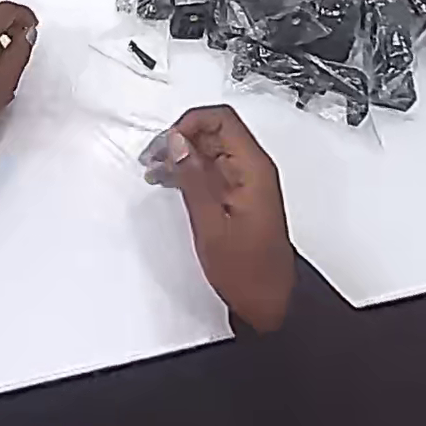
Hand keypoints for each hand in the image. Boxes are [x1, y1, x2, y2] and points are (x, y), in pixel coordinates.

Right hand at [165, 105, 295, 331]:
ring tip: (154, 169)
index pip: (221, 120)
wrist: (272, 305)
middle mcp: (251, 166)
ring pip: (208, 148)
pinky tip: (167, 180)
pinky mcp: (235, 192)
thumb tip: (176, 141)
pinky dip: (187, 170)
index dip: (191, 123)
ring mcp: (243, 179)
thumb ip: (192, 178)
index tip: (169, 142)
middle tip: (153, 156)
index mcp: (252, 167)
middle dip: (180, 138)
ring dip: (180, 154)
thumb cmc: (248, 271)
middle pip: (213, 131)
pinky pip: (209, 167)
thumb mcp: (211, 224)